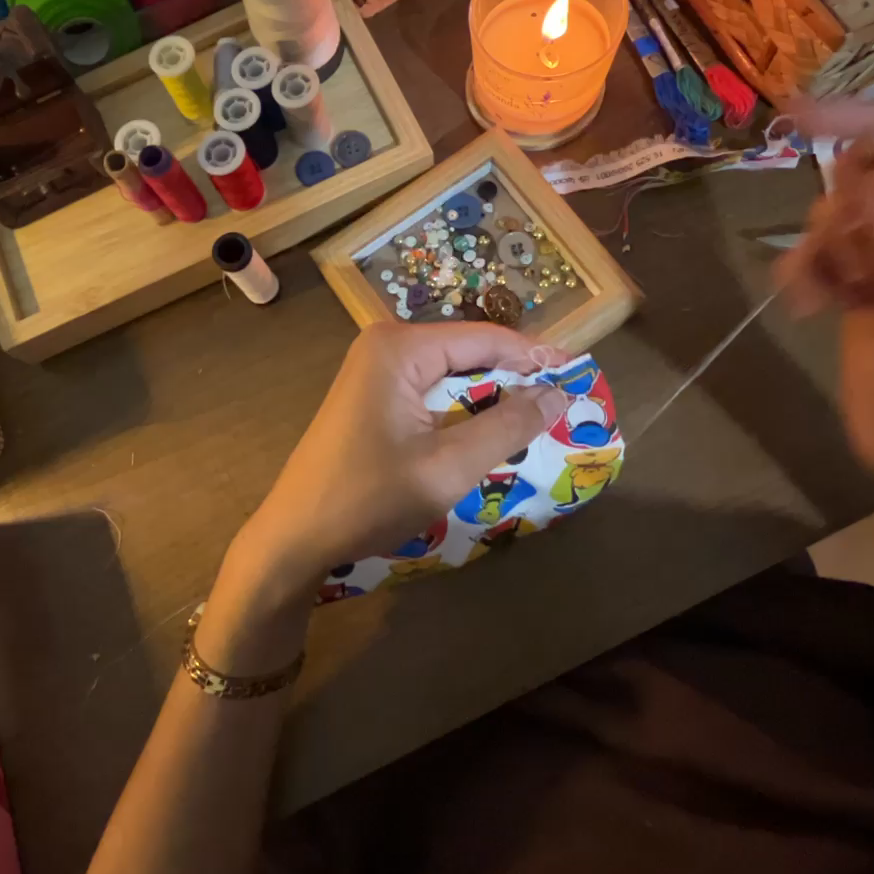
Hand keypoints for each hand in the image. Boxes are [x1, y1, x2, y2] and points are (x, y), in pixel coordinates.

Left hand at [219, 322, 566, 597]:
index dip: (534, 356)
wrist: (296, 535)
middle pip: (466, 353)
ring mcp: (372, 370)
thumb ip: (507, 426)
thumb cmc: (369, 498)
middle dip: (512, 378)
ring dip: (487, 398)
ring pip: (449, 375)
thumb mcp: (448, 466)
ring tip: (533, 420)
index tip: (577, 373)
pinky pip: (428, 393)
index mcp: (400, 348)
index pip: (485, 339)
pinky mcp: (369, 396)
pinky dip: (459, 412)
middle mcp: (384, 345)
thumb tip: (556, 394)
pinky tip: (484, 434)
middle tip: (559, 402)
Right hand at [777, 102, 873, 483]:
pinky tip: (808, 304)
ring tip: (826, 293)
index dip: (872, 123)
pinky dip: (807, 270)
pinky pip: (827, 253)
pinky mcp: (871, 291)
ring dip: (821, 244)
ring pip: (846, 212)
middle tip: (841, 258)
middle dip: (844, 204)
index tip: (797, 115)